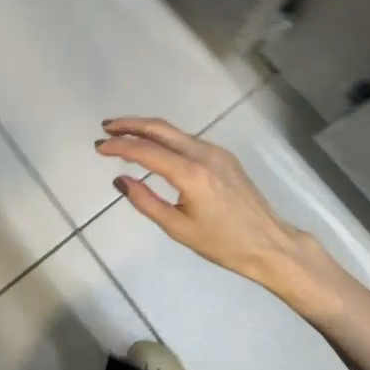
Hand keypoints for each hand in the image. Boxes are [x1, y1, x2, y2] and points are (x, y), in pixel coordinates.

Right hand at [98, 117, 350, 321]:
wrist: (270, 244)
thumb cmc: (223, 244)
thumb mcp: (178, 229)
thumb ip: (146, 201)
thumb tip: (120, 180)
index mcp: (191, 174)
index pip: (146, 151)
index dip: (119, 146)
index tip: (98, 147)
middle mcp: (203, 154)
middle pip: (160, 128)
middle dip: (130, 125)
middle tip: (105, 127)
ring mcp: (216, 152)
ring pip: (174, 131)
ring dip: (146, 129)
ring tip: (122, 134)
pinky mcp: (223, 156)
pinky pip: (187, 140)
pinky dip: (164, 138)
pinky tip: (153, 147)